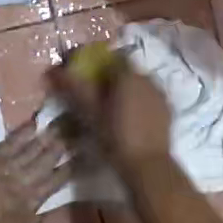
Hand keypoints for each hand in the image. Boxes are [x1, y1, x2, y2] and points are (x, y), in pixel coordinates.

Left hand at [0, 121, 71, 222]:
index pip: (57, 179)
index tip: (84, 154)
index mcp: (33, 198)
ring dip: (49, 135)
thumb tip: (53, 207)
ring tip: (62, 122)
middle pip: (48, 158)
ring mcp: (8, 166)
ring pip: (33, 148)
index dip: (71, 166)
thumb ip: (37, 218)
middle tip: (79, 127)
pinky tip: (34, 124)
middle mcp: (25, 179)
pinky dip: (22, 133)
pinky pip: (10, 143)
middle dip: (64, 143)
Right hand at [50, 47, 171, 171]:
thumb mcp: (90, 113)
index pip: (113, 57)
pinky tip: (131, 120)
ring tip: (114, 110)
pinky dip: (140, 102)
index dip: (99, 64)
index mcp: (129, 75)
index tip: (87, 78)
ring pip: (141, 84)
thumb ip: (74, 88)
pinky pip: (150, 98)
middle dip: (113, 78)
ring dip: (128, 91)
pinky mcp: (168, 110)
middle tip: (98, 97)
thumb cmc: (115, 137)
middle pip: (128, 70)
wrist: (148, 165)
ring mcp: (161, 94)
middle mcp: (149, 78)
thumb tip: (53, 71)